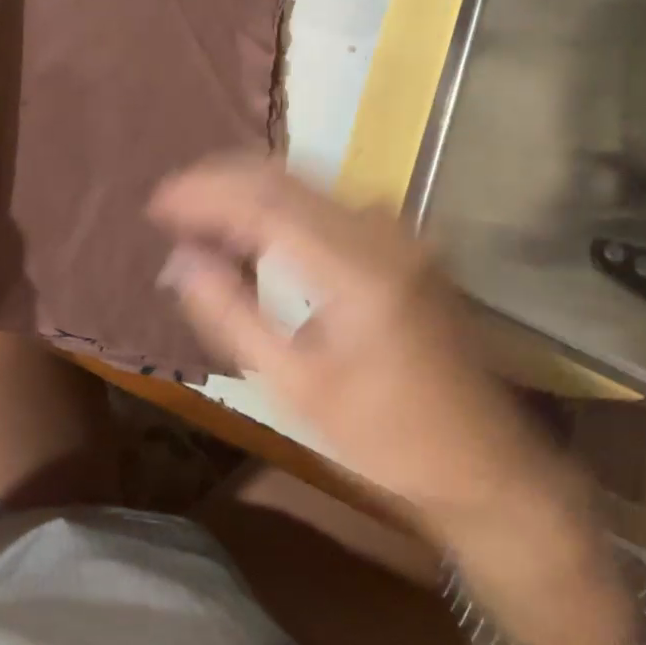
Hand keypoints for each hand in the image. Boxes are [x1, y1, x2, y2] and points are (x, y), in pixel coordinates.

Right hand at [149, 151, 568, 523]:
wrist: (489, 468)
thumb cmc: (385, 438)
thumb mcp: (294, 386)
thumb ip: (229, 314)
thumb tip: (178, 260)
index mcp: (355, 268)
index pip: (263, 201)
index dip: (202, 195)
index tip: (156, 206)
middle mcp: (381, 233)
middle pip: (283, 176)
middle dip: (218, 181)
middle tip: (168, 204)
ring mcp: (399, 234)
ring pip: (304, 180)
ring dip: (246, 188)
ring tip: (198, 214)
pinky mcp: (404, 244)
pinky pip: (326, 200)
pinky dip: (278, 202)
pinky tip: (252, 227)